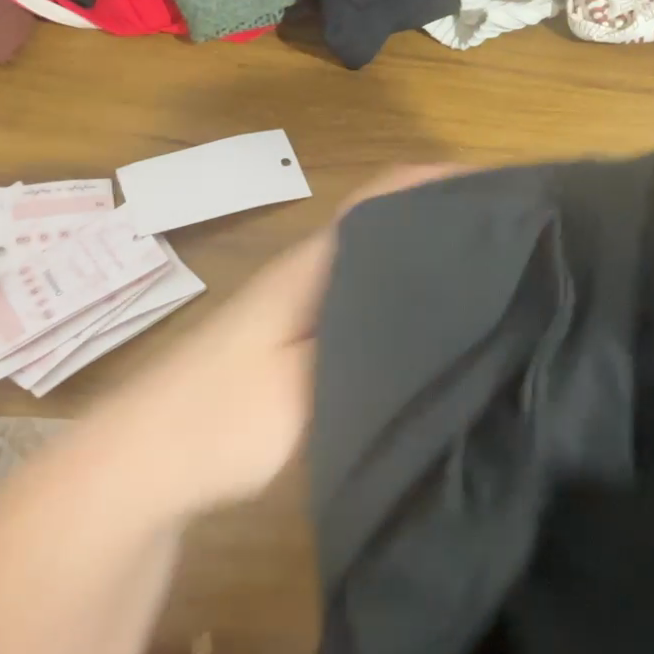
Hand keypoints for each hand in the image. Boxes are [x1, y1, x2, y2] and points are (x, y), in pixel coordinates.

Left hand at [81, 164, 468, 515]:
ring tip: (490, 278)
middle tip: (513, 238)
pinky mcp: (293, 345)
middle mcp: (306, 276)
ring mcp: (296, 311)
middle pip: (385, 229)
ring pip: (374, 268)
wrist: (139, 469)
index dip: (438, 184)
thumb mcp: (310, 379)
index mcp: (313, 267)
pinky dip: (401, 301)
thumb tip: (445, 306)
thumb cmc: (225, 419)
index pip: (384, 200)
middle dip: (445, 221)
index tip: (501, 188)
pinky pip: (362, 304)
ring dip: (424, 262)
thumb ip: (373, 337)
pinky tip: (429, 328)